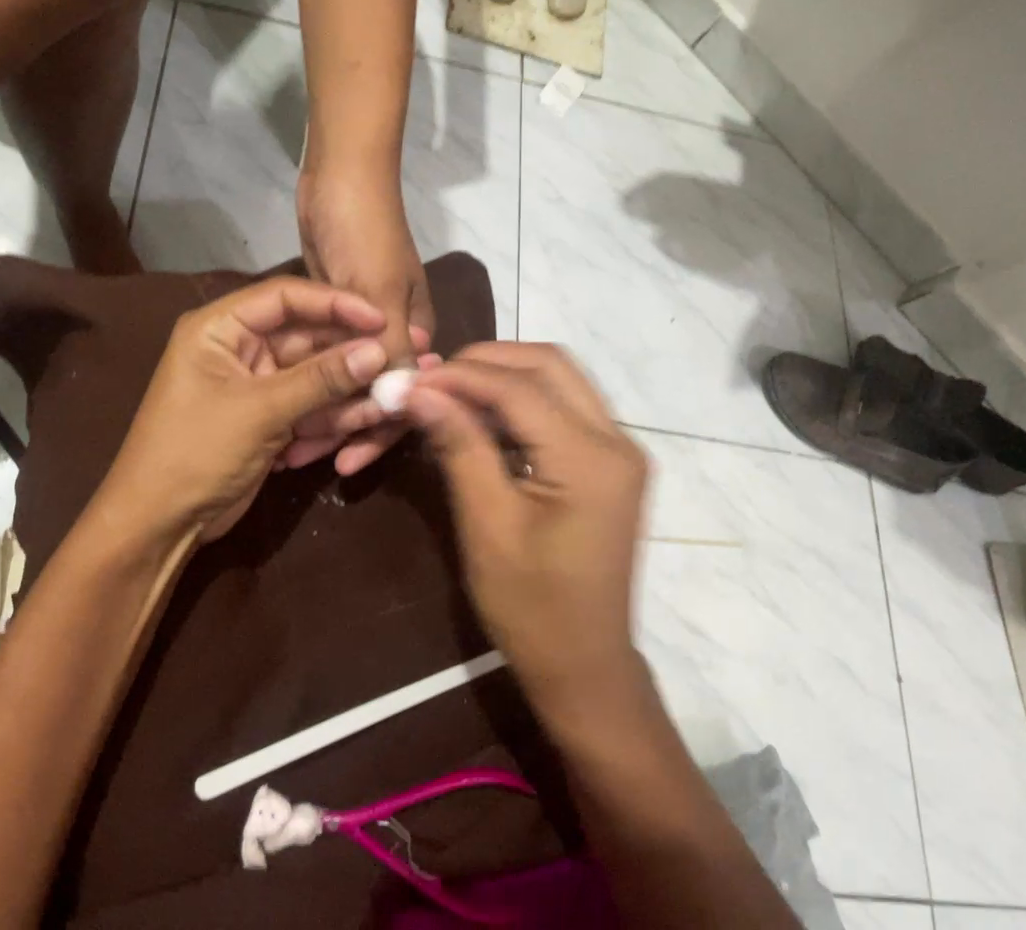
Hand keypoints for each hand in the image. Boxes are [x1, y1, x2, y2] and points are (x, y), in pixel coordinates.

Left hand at [94, 278, 391, 542]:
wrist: (161, 522)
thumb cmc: (196, 451)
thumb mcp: (261, 411)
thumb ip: (321, 379)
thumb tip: (379, 350)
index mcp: (220, 328)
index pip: (286, 298)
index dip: (336, 304)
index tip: (382, 318)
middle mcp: (237, 348)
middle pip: (306, 338)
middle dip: (349, 357)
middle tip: (400, 364)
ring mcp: (254, 385)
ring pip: (313, 377)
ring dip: (345, 395)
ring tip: (384, 409)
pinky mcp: (266, 419)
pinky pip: (307, 407)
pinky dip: (328, 420)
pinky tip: (356, 433)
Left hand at [296, 175, 435, 474]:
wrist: (340, 172)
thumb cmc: (363, 230)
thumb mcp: (378, 292)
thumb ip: (386, 348)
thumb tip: (399, 403)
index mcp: (408, 327)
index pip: (398, 388)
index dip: (373, 420)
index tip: (349, 452)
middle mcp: (384, 329)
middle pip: (362, 386)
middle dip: (341, 421)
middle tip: (314, 457)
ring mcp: (349, 324)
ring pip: (335, 377)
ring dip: (319, 409)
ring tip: (292, 448)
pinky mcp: (321, 321)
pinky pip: (315, 364)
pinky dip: (306, 387)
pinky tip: (287, 420)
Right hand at [404, 344, 649, 686]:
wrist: (583, 665)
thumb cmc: (531, 606)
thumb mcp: (487, 524)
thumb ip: (459, 446)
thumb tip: (419, 389)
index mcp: (590, 458)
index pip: (518, 387)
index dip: (459, 375)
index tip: (406, 378)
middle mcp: (616, 440)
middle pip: (549, 364)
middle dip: (485, 361)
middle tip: (430, 379)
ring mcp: (619, 451)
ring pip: (559, 380)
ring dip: (503, 376)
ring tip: (448, 393)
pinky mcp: (608, 465)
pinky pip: (564, 408)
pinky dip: (520, 401)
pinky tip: (480, 417)